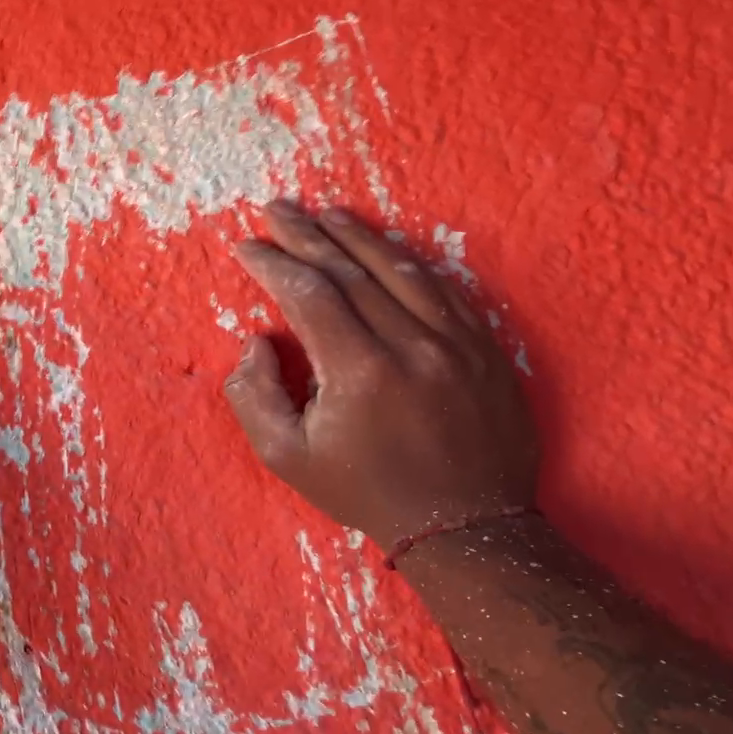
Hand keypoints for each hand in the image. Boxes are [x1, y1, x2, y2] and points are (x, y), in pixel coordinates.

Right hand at [223, 202, 538, 548]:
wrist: (468, 525)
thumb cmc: (363, 489)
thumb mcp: (284, 456)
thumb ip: (253, 394)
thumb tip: (256, 341)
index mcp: (359, 371)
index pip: (309, 293)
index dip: (272, 263)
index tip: (245, 245)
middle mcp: (412, 345)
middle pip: (352, 271)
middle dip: (306, 235)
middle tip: (275, 208)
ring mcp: (458, 344)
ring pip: (402, 269)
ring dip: (358, 236)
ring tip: (326, 212)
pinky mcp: (487, 350)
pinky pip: (446, 289)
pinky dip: (408, 260)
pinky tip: (386, 246)